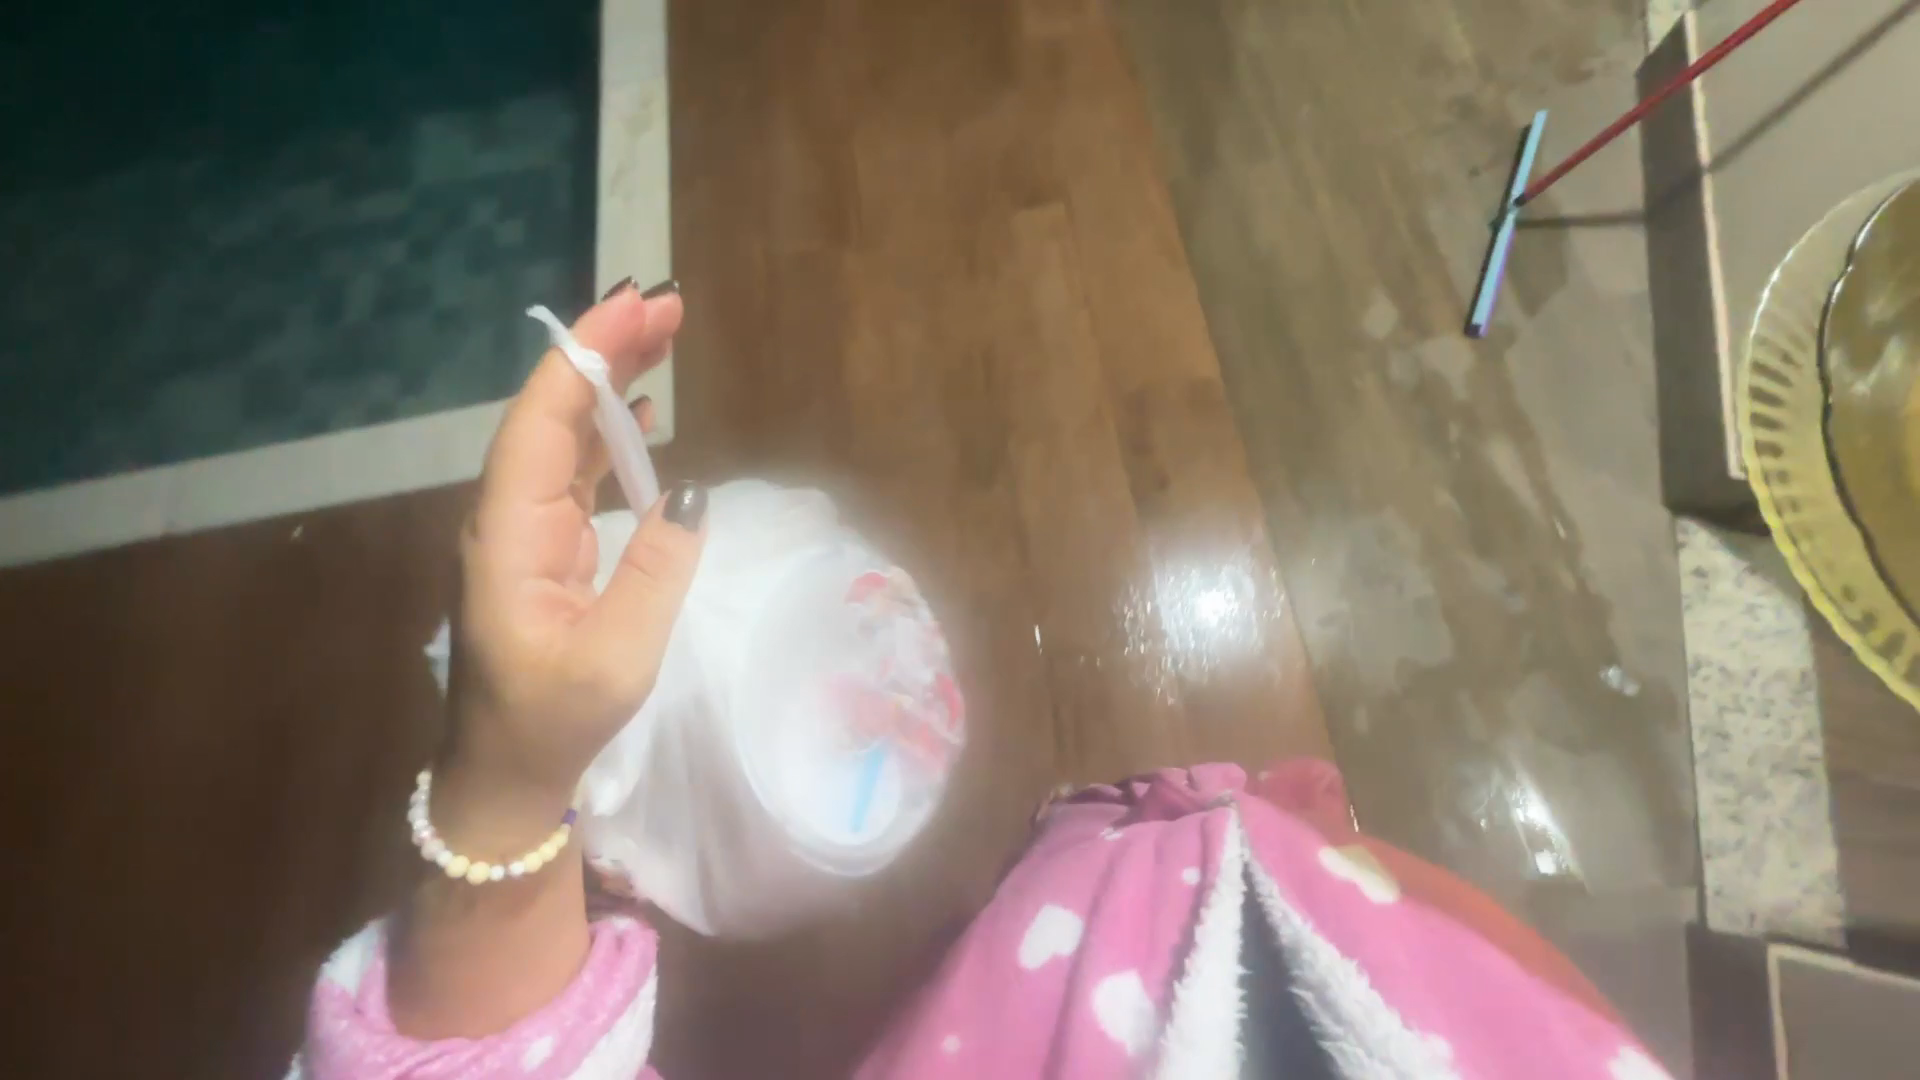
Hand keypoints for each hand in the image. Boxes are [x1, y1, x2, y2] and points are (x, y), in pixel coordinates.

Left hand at [441, 279, 705, 844]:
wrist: (507, 772)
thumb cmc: (554, 720)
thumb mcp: (618, 656)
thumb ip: (657, 571)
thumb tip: (693, 491)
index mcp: (511, 535)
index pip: (542, 423)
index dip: (586, 360)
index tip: (637, 310)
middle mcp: (510, 517)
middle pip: (551, 414)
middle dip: (603, 355)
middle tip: (665, 306)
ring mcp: (529, 531)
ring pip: (565, 436)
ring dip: (611, 385)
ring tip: (662, 339)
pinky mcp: (550, 549)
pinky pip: (579, 472)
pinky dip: (612, 434)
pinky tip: (644, 416)